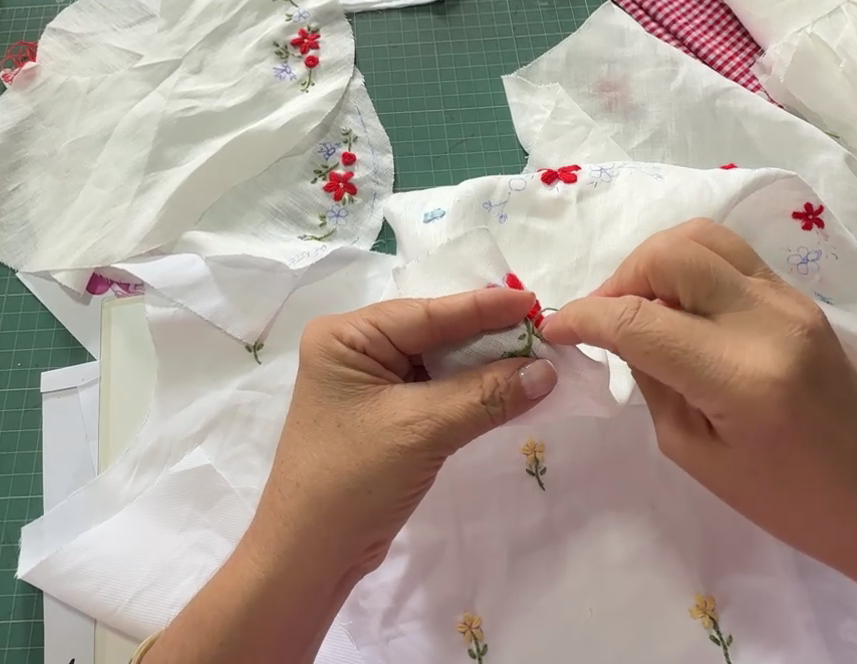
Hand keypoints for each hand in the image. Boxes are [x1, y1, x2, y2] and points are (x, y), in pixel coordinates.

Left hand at [253, 288, 558, 583]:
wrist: (310, 556)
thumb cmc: (354, 479)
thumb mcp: (421, 429)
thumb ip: (484, 394)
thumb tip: (546, 370)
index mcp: (346, 336)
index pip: (425, 313)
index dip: (482, 307)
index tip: (532, 299)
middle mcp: (354, 349)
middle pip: (432, 333)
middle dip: (486, 335)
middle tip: (541, 329)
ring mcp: (367, 383)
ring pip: (437, 363)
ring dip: (483, 366)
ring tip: (536, 356)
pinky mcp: (383, 415)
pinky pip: (433, 390)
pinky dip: (470, 392)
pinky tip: (507, 388)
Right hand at [539, 220, 856, 572]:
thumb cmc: (790, 501)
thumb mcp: (693, 454)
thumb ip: (650, 378)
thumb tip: (618, 331)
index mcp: (740, 376)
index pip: (637, 319)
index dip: (582, 317)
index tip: (555, 328)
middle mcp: (767, 321)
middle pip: (669, 252)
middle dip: (619, 278)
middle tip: (606, 318)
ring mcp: (788, 299)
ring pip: (698, 236)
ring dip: (652, 262)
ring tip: (640, 304)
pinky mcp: (796, 294)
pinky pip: (724, 252)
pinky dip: (684, 265)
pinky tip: (676, 304)